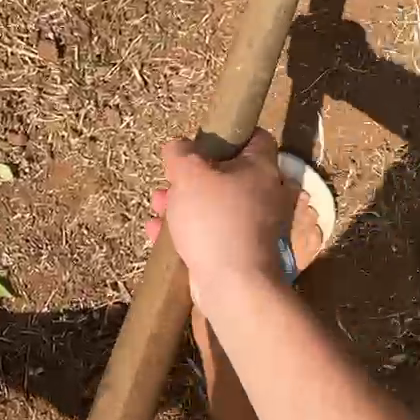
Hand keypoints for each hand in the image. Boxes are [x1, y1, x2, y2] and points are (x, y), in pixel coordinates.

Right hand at [144, 129, 293, 290]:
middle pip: (225, 172)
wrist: (233, 286)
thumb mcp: (189, 174)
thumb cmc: (215, 219)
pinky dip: (185, 230)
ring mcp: (252, 226)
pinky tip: (157, 232)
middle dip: (191, 175)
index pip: (256, 137)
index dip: (230, 133)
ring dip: (182, 202)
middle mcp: (262, 195)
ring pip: (213, 204)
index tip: (203, 139)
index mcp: (260, 169)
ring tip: (157, 205)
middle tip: (169, 178)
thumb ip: (180, 153)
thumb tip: (178, 147)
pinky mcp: (238, 252)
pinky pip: (208, 232)